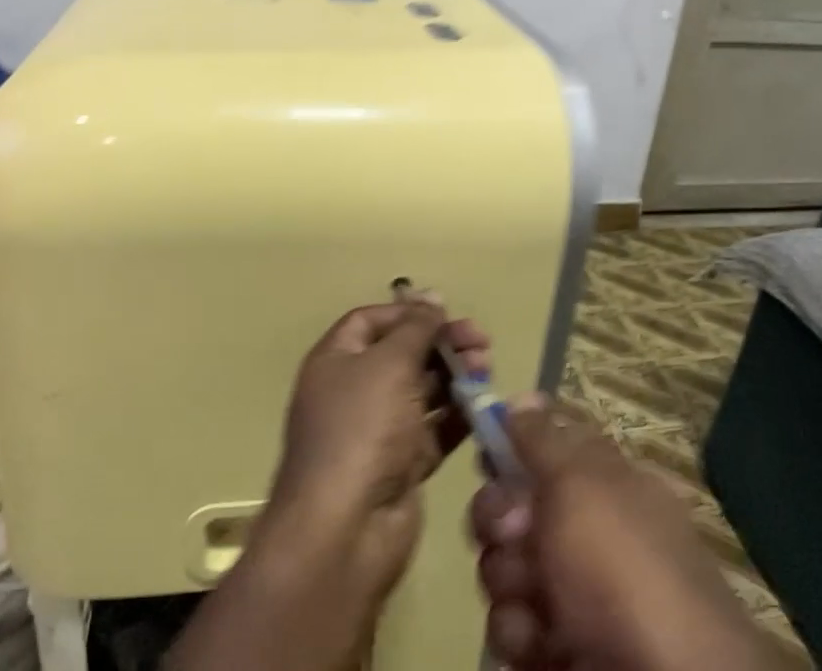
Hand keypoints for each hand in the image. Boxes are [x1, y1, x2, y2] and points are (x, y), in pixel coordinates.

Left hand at [267, 300, 491, 598]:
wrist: (347, 526)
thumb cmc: (362, 428)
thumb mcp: (389, 363)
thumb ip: (415, 329)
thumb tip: (429, 296)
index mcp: (335, 361)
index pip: (371, 321)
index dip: (408, 313)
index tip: (447, 313)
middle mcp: (354, 392)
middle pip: (402, 355)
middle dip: (442, 345)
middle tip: (481, 343)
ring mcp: (378, 431)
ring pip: (423, 392)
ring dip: (456, 378)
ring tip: (486, 372)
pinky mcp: (402, 465)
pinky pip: (434, 431)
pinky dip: (458, 417)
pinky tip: (485, 408)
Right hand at [470, 403, 798, 670]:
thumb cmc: (622, 566)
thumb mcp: (583, 482)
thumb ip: (544, 439)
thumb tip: (521, 396)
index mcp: (604, 487)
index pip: (544, 453)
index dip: (510, 453)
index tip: (489, 457)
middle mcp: (585, 535)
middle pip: (509, 510)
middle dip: (500, 523)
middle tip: (519, 534)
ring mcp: (570, 594)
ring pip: (502, 570)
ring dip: (510, 586)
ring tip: (539, 607)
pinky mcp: (554, 646)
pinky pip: (511, 627)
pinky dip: (522, 637)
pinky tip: (544, 646)